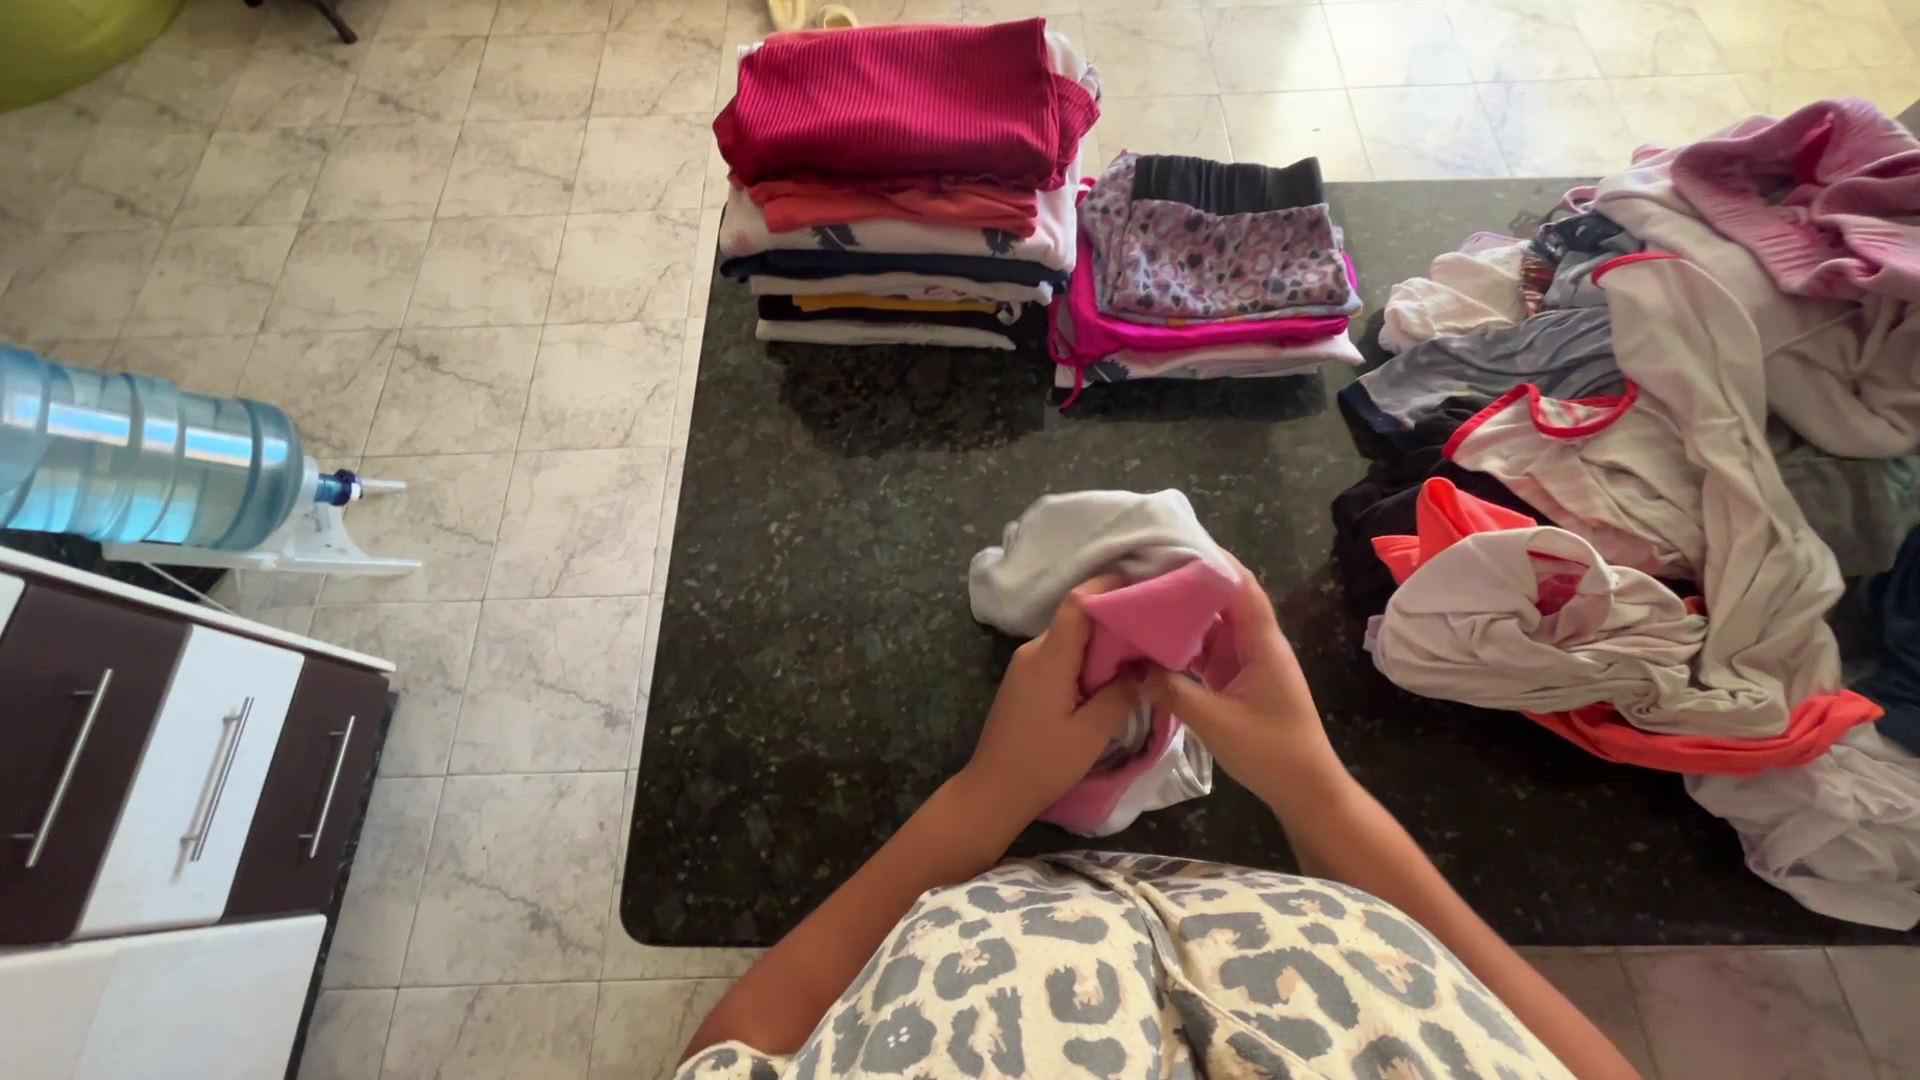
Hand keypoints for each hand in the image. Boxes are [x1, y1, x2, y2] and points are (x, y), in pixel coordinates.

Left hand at [960, 575, 1142, 824]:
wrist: (994, 790)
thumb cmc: (1042, 763)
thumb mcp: (1091, 734)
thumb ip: (1120, 696)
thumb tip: (1145, 671)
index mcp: (1048, 658)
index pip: (1076, 604)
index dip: (1106, 587)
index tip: (1141, 584)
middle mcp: (1033, 652)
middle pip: (1075, 619)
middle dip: (1113, 617)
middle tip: (1153, 623)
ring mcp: (1026, 666)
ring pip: (1069, 638)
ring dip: (1101, 641)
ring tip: (1140, 649)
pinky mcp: (1026, 680)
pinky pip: (1060, 655)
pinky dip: (1086, 658)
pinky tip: (1110, 673)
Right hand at [1143, 552, 1346, 806]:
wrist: (1306, 792)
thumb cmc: (1271, 752)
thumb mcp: (1215, 722)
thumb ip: (1171, 691)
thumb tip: (1133, 667)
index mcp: (1263, 645)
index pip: (1242, 588)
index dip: (1215, 562)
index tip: (1180, 543)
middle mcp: (1256, 645)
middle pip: (1223, 601)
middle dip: (1190, 583)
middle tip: (1149, 569)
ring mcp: (1247, 663)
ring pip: (1212, 626)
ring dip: (1183, 614)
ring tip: (1144, 597)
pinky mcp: (1237, 681)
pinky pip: (1207, 651)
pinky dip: (1183, 643)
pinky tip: (1154, 638)